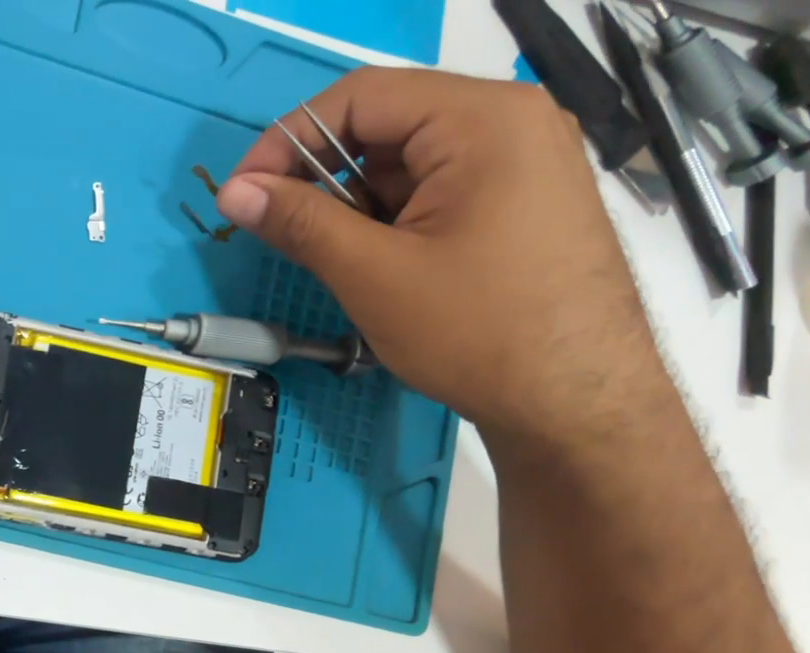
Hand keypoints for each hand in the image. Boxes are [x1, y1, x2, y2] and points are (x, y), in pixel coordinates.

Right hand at [217, 68, 667, 445]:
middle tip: (276, 228)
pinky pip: (436, 189)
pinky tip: (373, 263)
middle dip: (321, 175)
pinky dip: (390, 218)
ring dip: (354, 203)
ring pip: (408, 163)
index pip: (361, 97)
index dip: (287, 139)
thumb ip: (300, 222)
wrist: (574, 398)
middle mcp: (512, 122)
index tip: (243, 193)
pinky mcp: (521, 201)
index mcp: (482, 119)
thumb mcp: (372, 274)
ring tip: (329, 257)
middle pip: (387, 125)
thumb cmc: (475, 330)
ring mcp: (523, 162)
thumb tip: (235, 193)